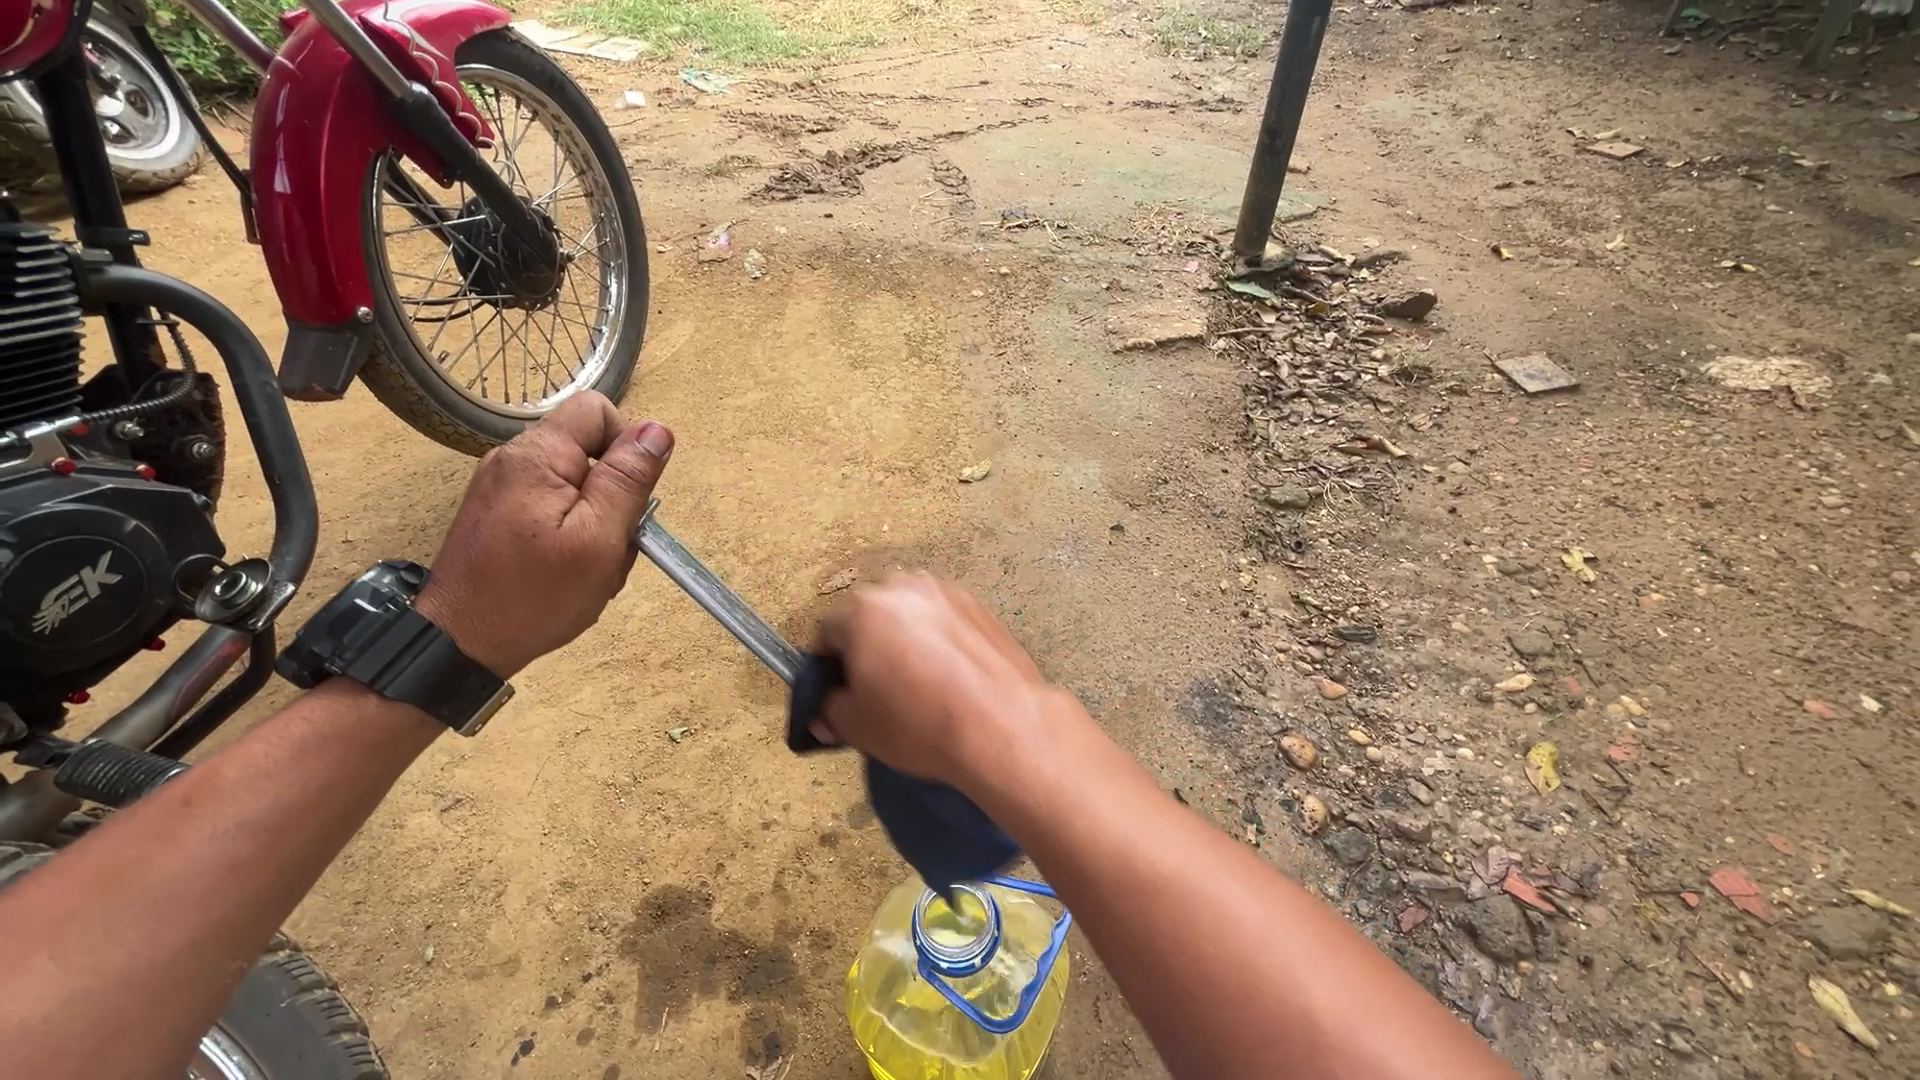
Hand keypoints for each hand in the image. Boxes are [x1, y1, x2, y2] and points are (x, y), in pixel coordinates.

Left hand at [413, 392, 672, 677]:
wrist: (460, 644)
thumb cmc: (536, 596)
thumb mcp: (600, 539)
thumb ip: (629, 480)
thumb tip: (658, 431)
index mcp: (537, 456)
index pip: (597, 410)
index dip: (626, 444)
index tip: (627, 496)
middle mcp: (512, 458)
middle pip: (588, 447)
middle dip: (612, 492)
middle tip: (608, 542)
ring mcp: (500, 485)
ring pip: (575, 480)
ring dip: (596, 517)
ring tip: (589, 561)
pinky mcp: (496, 510)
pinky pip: (553, 503)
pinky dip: (572, 529)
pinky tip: (568, 565)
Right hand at [813, 574, 1063, 788]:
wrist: (1001, 725)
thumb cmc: (923, 724)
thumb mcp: (857, 728)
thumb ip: (830, 712)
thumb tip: (824, 712)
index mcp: (863, 611)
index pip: (827, 632)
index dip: (829, 665)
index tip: (840, 690)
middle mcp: (902, 589)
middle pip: (870, 616)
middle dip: (868, 646)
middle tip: (879, 689)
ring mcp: (945, 593)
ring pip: (909, 614)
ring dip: (905, 638)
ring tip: (920, 683)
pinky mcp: (978, 607)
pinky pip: (943, 620)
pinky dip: (940, 639)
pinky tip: (950, 676)